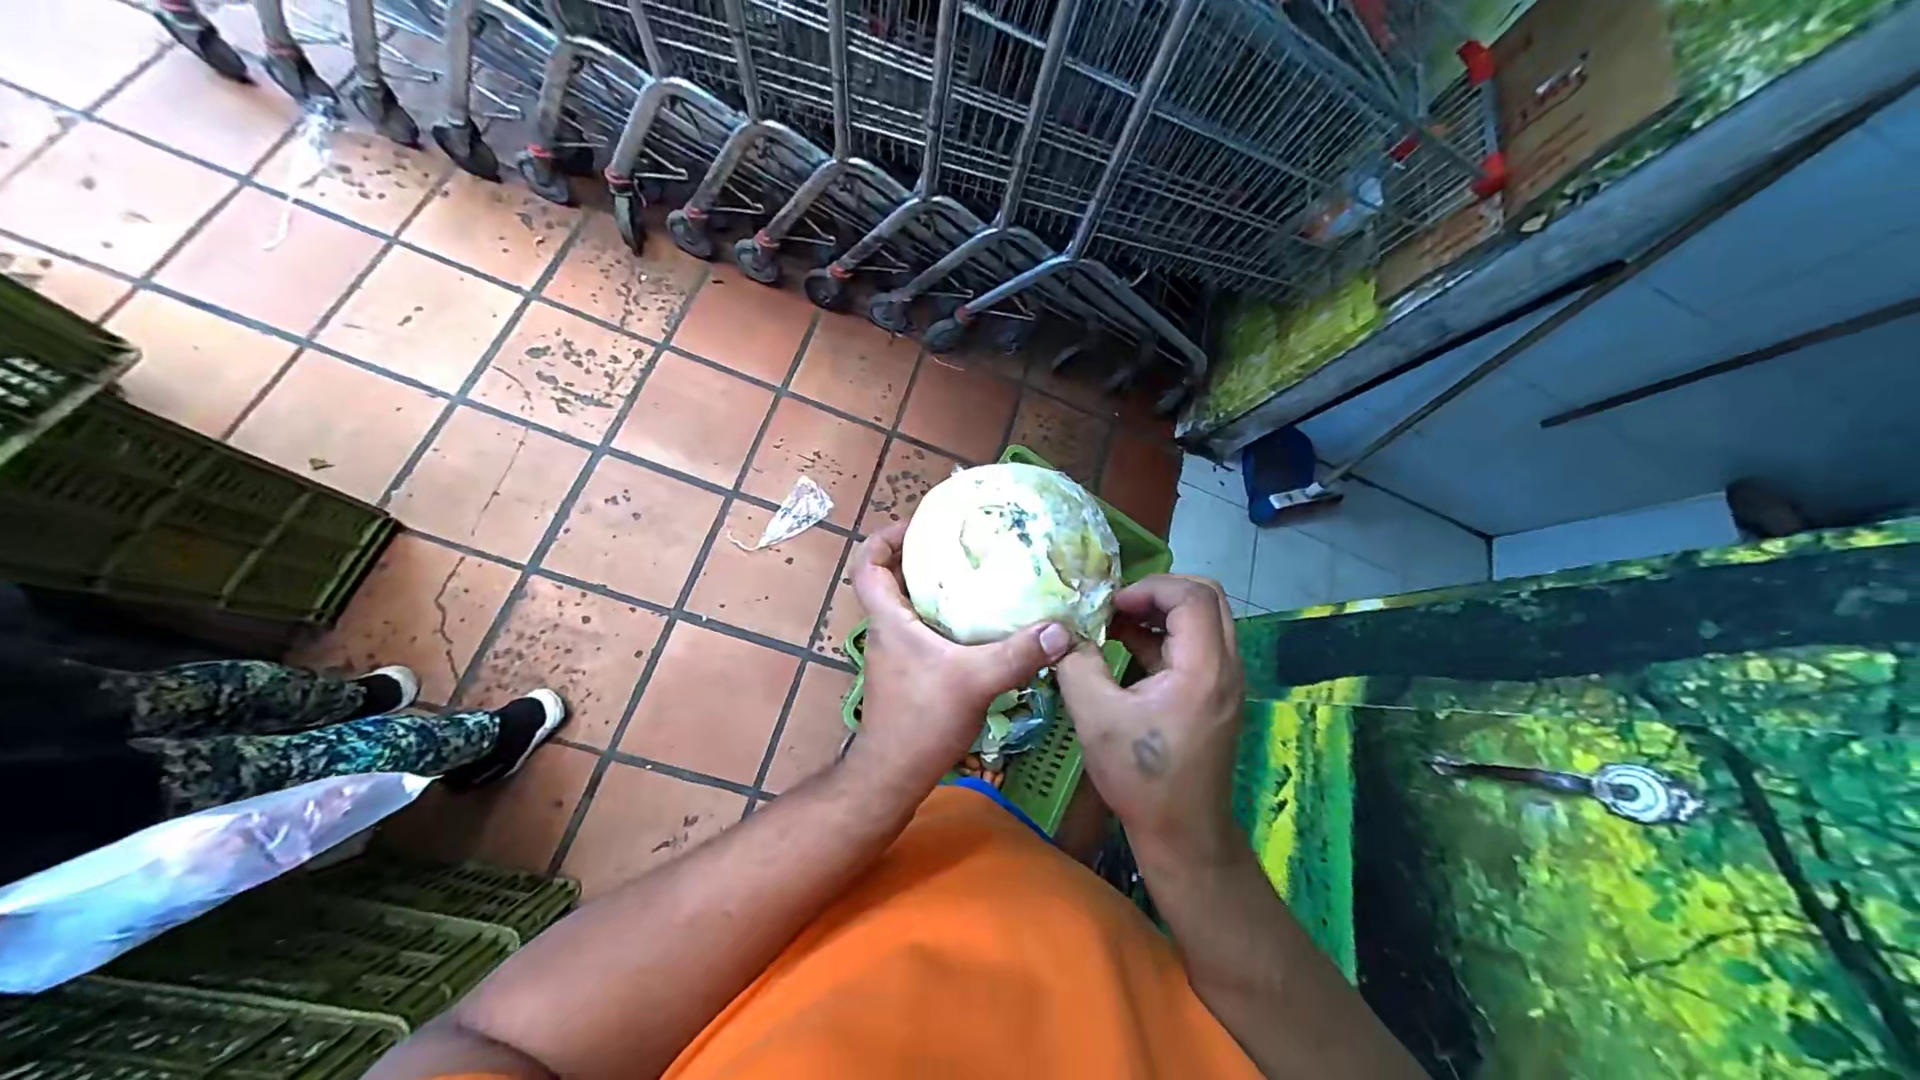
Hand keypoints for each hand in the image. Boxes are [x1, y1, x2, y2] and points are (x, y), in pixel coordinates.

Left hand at [844, 523, 1075, 792]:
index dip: (886, 537)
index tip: (919, 525)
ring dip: (935, 588)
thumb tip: (1062, 629)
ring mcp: (897, 653)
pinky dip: (947, 618)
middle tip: (961, 544)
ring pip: (910, 606)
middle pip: (892, 579)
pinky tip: (982, 625)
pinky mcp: (910, 672)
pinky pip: (925, 630)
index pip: (868, 564)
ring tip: (977, 575)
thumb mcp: (975, 681)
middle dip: (921, 556)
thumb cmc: (921, 720)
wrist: (895, 774)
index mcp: (889, 618)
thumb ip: (1018, 654)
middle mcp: (887, 630)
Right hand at [1056, 575, 1244, 860]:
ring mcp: (1224, 681)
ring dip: (1161, 613)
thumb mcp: (1096, 716)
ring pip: (1203, 620)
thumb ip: (1077, 664)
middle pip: (1207, 598)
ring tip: (1116, 622)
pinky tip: (1127, 646)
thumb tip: (1061, 632)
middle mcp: (1225, 667)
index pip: (1192, 596)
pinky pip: (1196, 646)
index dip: (1149, 588)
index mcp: (1203, 668)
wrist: (1183, 833)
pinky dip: (1164, 636)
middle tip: (1118, 604)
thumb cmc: (1142, 776)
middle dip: (1159, 592)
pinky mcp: (1215, 695)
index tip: (1111, 605)